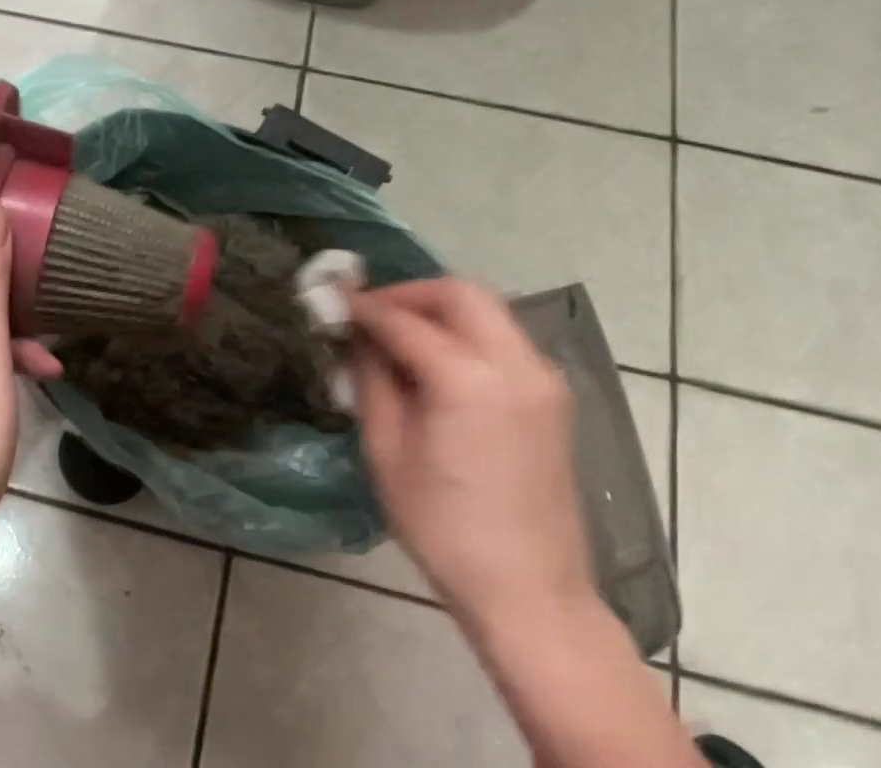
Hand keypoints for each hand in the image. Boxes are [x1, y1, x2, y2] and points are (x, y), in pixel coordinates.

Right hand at [348, 278, 591, 628]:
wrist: (527, 588)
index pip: (405, 320)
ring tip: (393, 337)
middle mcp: (517, 364)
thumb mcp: (387, 451)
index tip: (329, 298)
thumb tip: (357, 338)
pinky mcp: (551, 396)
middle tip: (367, 314)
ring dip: (437, 311)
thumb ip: (372, 381)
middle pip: (460, 292)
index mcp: (470, 381)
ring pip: (487, 310)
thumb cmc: (442, 527)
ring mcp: (542, 378)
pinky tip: (431, 363)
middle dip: (407, 294)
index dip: (363, 306)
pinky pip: (502, 338)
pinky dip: (463, 333)